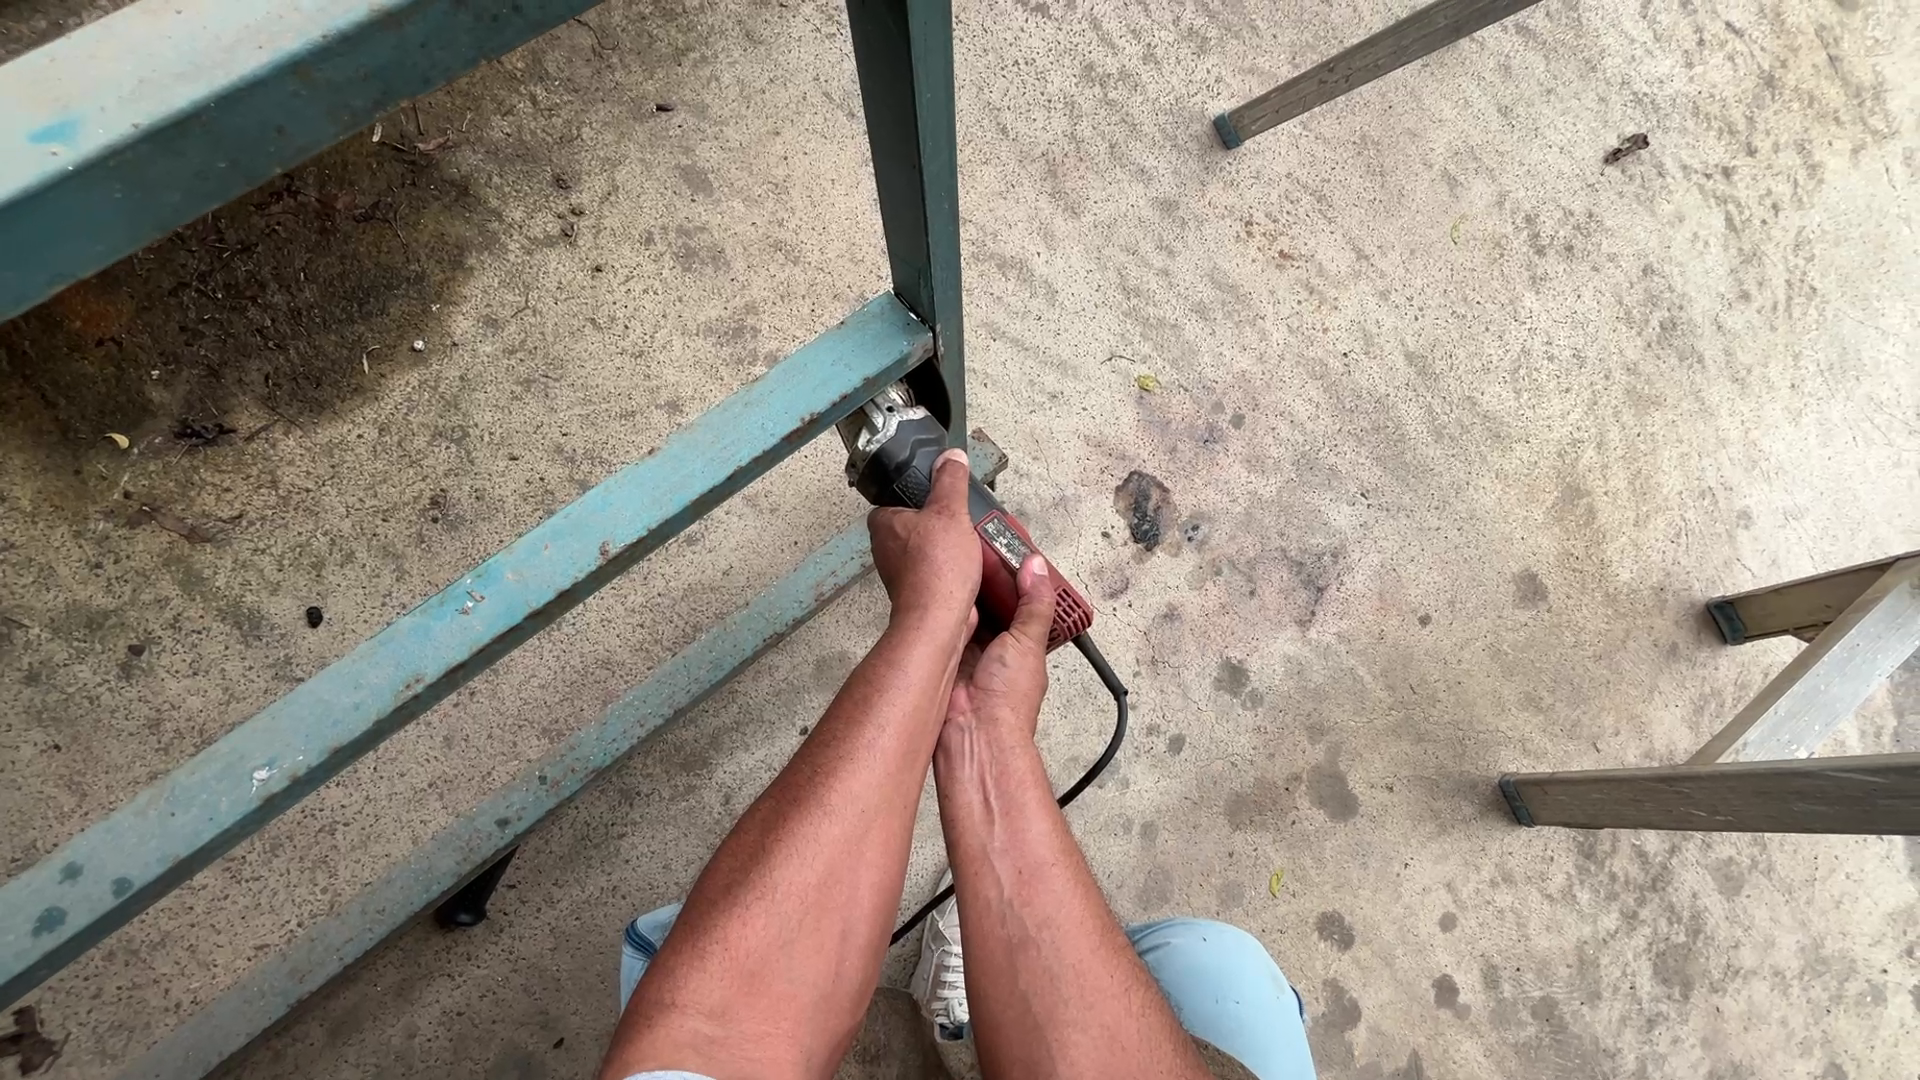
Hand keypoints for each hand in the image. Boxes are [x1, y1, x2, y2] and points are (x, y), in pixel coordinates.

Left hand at [867, 448, 982, 632]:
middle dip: (944, 524)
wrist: (940, 619)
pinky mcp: (922, 591)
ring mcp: (904, 572)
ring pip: (931, 550)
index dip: (924, 495)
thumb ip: (950, 481)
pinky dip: (956, 570)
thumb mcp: (950, 511)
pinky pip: (941, 572)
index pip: (899, 497)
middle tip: (964, 520)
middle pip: (920, 524)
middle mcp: (887, 549)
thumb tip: (951, 459)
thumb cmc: (935, 570)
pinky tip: (972, 568)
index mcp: (883, 523)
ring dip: (952, 548)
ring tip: (972, 544)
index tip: (944, 495)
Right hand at [941, 555, 1055, 745]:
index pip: (1022, 600)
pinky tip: (941, 581)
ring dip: (967, 588)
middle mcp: (997, 644)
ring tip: (961, 554)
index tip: (1009, 548)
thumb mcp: (1029, 642)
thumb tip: (1036, 566)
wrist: (974, 730)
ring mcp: (970, 647)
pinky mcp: (947, 650)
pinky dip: (946, 604)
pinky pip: (946, 620)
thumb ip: (1034, 604)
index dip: (1017, 575)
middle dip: (988, 577)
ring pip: (970, 607)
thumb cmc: (1008, 698)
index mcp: (1024, 643)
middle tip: (980, 543)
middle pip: (993, 600)